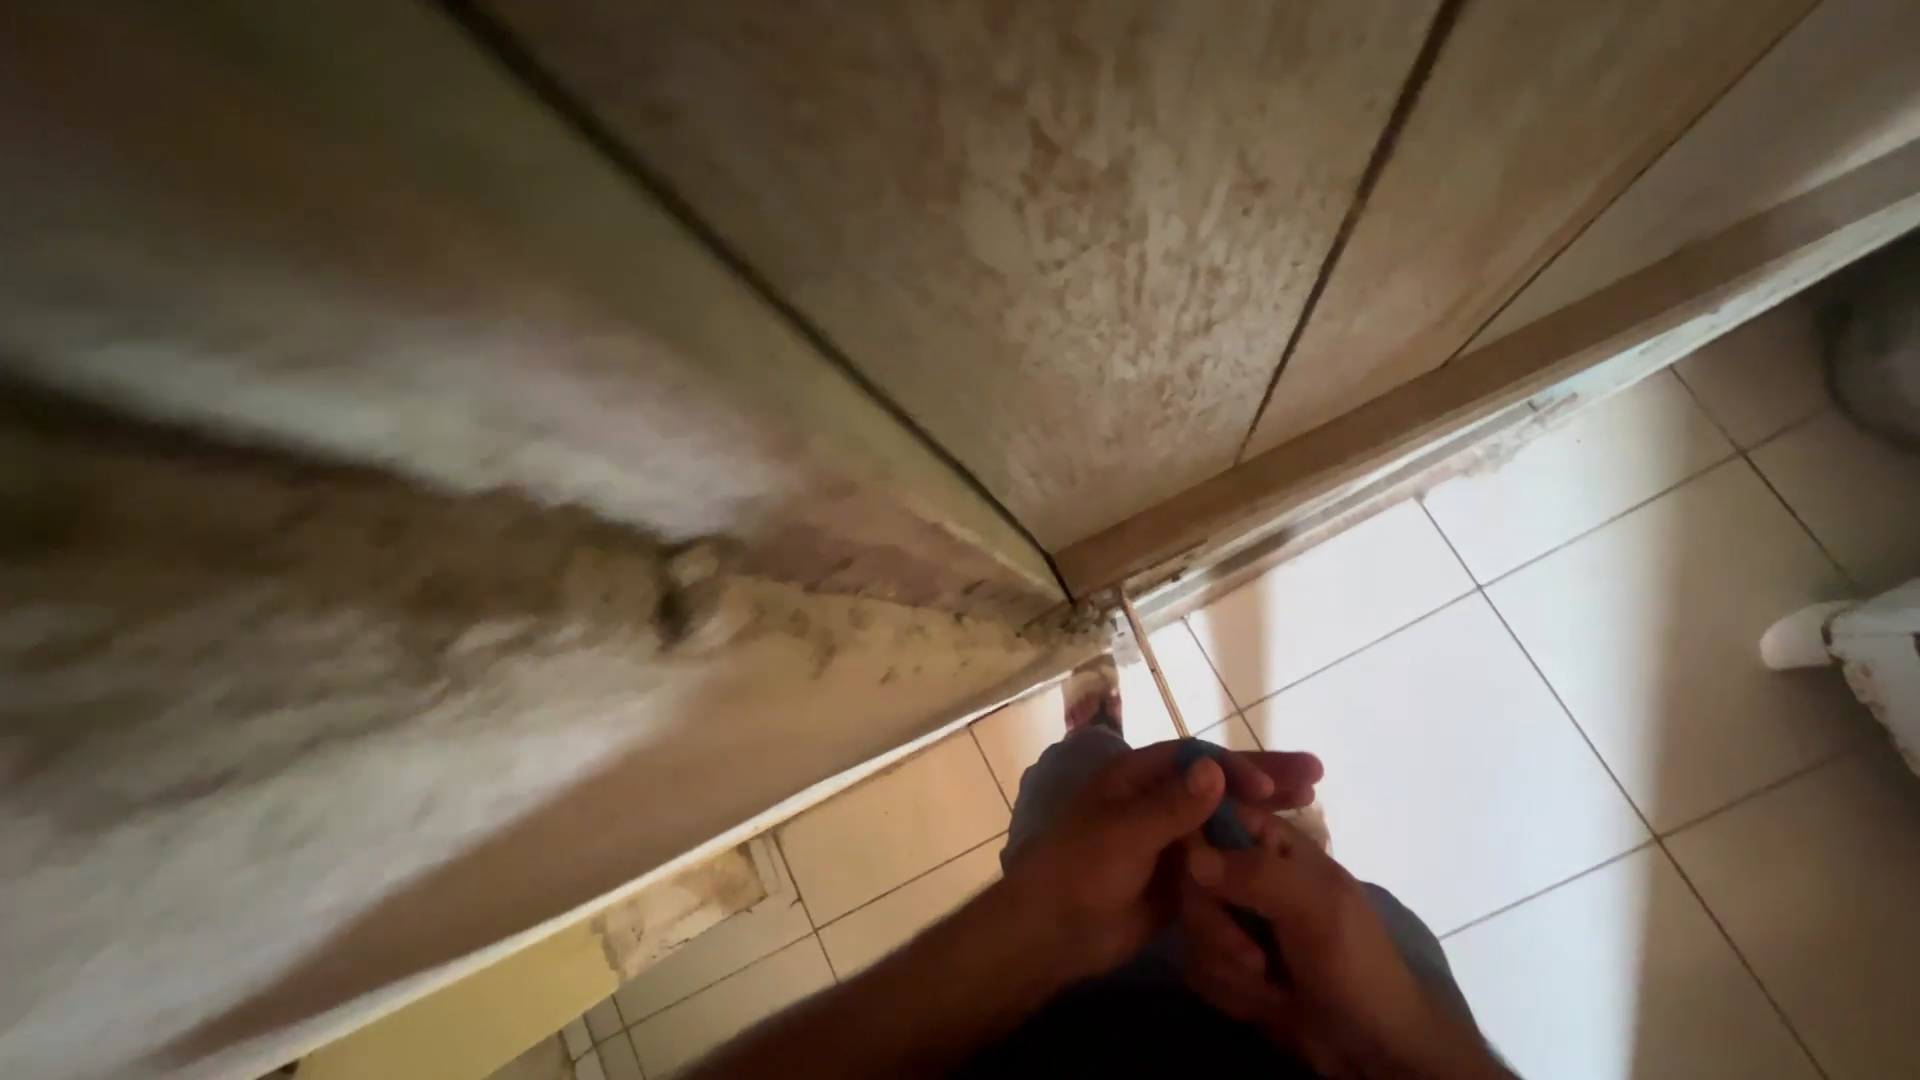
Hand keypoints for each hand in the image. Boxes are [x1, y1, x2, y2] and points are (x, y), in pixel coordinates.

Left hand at [999, 740, 1321, 981]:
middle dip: (1263, 777)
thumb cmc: (1078, 870)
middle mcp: (1154, 800)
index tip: (1277, 783)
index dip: (1237, 766)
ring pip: (1223, 818)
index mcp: (1135, 777)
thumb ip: (1170, 807)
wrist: (1052, 931)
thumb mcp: (1122, 835)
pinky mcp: (1178, 875)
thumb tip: (1216, 771)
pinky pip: (1220, 858)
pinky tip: (1284, 854)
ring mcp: (1167, 838)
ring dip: (1262, 812)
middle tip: (1315, 774)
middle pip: (1216, 783)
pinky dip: (1249, 854)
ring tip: (1311, 806)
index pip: (1195, 760)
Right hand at [1182, 813, 1506, 1078]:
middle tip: (1255, 961)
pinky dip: (1227, 990)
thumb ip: (1256, 874)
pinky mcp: (1226, 962)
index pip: (1209, 816)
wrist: (1377, 1050)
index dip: (1195, 844)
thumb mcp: (1317, 908)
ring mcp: (1234, 919)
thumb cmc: (1358, 965)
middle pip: (1190, 879)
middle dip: (1216, 928)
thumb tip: (1192, 857)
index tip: (1205, 881)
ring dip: (1225, 965)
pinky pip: (1195, 964)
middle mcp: (1244, 873)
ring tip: (1269, 985)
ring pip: (1190, 925)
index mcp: (1270, 841)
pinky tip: (1263, 1001)